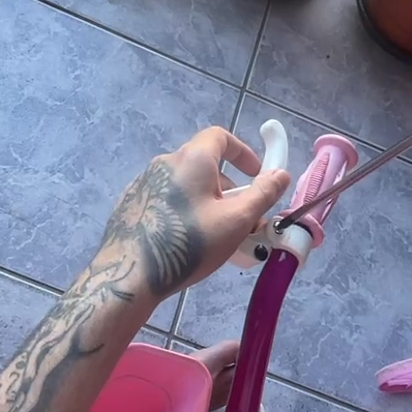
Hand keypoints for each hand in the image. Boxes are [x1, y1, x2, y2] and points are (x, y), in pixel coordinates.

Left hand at [98, 127, 290, 297]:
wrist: (130, 274)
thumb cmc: (189, 244)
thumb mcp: (236, 221)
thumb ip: (262, 194)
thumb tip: (280, 173)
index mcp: (191, 159)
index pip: (220, 137)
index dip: (242, 152)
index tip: (255, 174)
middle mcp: (165, 163)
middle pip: (204, 165)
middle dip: (228, 188)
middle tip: (241, 219)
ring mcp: (143, 183)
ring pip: (185, 185)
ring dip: (207, 202)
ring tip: (217, 237)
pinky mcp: (131, 204)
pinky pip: (166, 200)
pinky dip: (184, 211)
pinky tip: (187, 242)